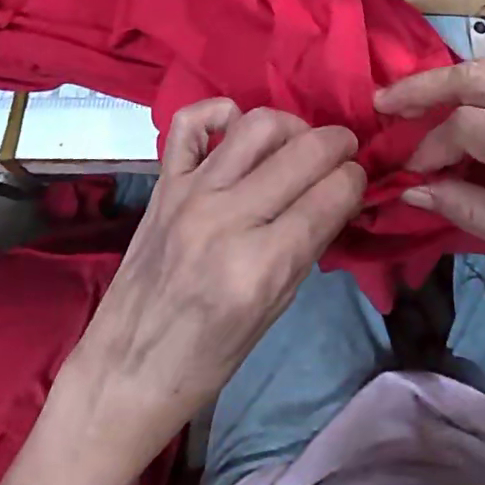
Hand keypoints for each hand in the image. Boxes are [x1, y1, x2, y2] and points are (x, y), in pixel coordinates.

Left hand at [0, 100, 364, 484]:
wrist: (125, 372)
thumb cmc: (209, 357)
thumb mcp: (275, 310)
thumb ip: (309, 244)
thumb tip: (340, 193)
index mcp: (259, 267)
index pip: (331, 195)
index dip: (356, 180)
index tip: (359, 180)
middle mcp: (225, 220)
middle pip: (303, 152)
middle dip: (339, 145)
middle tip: (344, 152)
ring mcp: (189, 195)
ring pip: (257, 125)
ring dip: (294, 125)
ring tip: (300, 142)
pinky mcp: (162, 184)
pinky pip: (190, 122)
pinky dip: (221, 113)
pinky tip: (237, 128)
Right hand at [379, 49, 484, 328]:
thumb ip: (475, 211)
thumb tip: (413, 189)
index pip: (477, 125)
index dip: (433, 146)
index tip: (409, 175)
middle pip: (483, 78)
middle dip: (427, 90)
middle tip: (383, 104)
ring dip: (457, 78)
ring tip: (420, 98)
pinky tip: (475, 92)